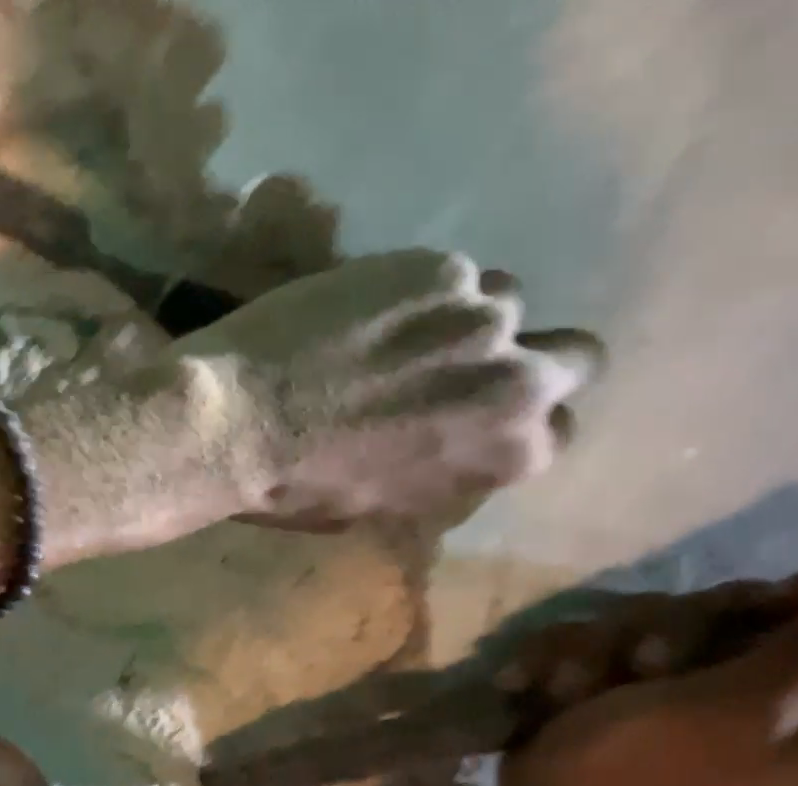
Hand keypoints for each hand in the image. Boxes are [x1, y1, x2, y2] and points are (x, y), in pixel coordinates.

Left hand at [154, 249, 599, 529]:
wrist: (227, 422)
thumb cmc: (286, 483)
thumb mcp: (375, 503)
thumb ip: (439, 469)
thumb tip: (452, 446)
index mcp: (510, 453)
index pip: (556, 422)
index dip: (512, 411)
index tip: (471, 404)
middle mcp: (519, 382)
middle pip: (570, 354)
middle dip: (519, 355)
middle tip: (451, 357)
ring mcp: (481, 318)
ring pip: (503, 301)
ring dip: (459, 313)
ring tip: (388, 328)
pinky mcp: (435, 270)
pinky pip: (446, 271)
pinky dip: (409, 283)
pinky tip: (354, 305)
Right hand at [490, 574, 797, 785]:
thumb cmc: (643, 768)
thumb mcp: (734, 709)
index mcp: (795, 703)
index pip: (797, 615)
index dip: (761, 604)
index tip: (736, 611)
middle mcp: (737, 688)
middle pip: (710, 610)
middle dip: (654, 631)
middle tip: (643, 668)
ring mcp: (665, 690)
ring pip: (632, 624)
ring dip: (588, 653)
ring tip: (569, 691)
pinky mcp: (607, 689)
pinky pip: (583, 645)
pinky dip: (555, 664)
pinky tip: (539, 690)